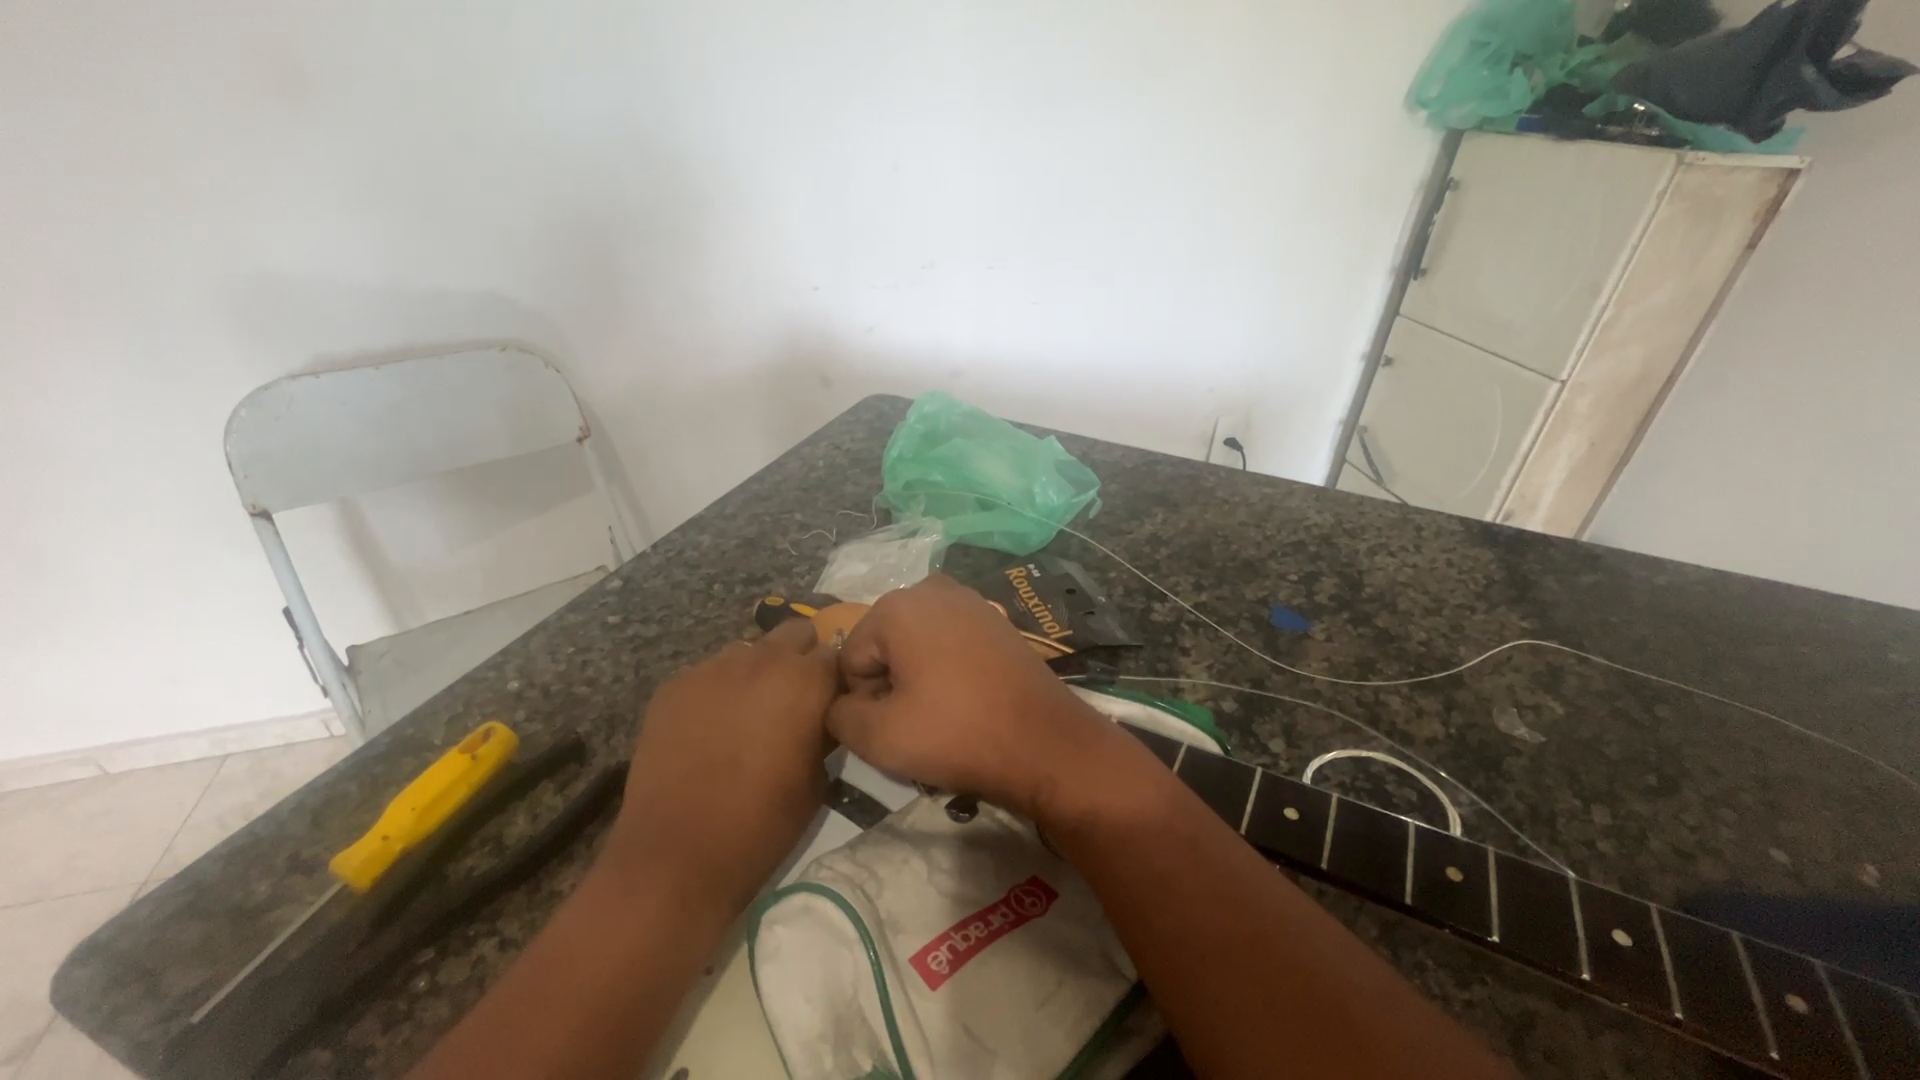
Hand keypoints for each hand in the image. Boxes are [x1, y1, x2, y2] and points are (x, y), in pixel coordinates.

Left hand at [605, 617, 838, 910]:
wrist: (678, 852)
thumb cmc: (763, 823)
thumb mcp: (818, 780)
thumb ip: (825, 732)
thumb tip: (820, 716)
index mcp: (806, 680)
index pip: (835, 653)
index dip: (834, 678)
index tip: (830, 703)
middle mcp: (762, 660)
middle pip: (793, 633)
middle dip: (799, 659)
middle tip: (793, 701)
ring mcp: (712, 668)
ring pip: (748, 651)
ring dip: (756, 672)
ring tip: (747, 715)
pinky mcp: (673, 685)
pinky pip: (707, 674)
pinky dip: (717, 692)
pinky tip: (708, 730)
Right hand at [828, 575, 1124, 818]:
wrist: (1046, 744)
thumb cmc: (956, 734)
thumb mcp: (878, 737)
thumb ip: (837, 715)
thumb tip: (842, 705)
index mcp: (897, 606)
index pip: (850, 660)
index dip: (864, 700)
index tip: (897, 725)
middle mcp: (932, 589)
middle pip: (883, 647)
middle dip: (891, 685)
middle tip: (920, 722)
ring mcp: (970, 601)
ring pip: (916, 647)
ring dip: (919, 680)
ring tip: (945, 715)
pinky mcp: (996, 621)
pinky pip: (950, 645)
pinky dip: (948, 672)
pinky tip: (968, 702)